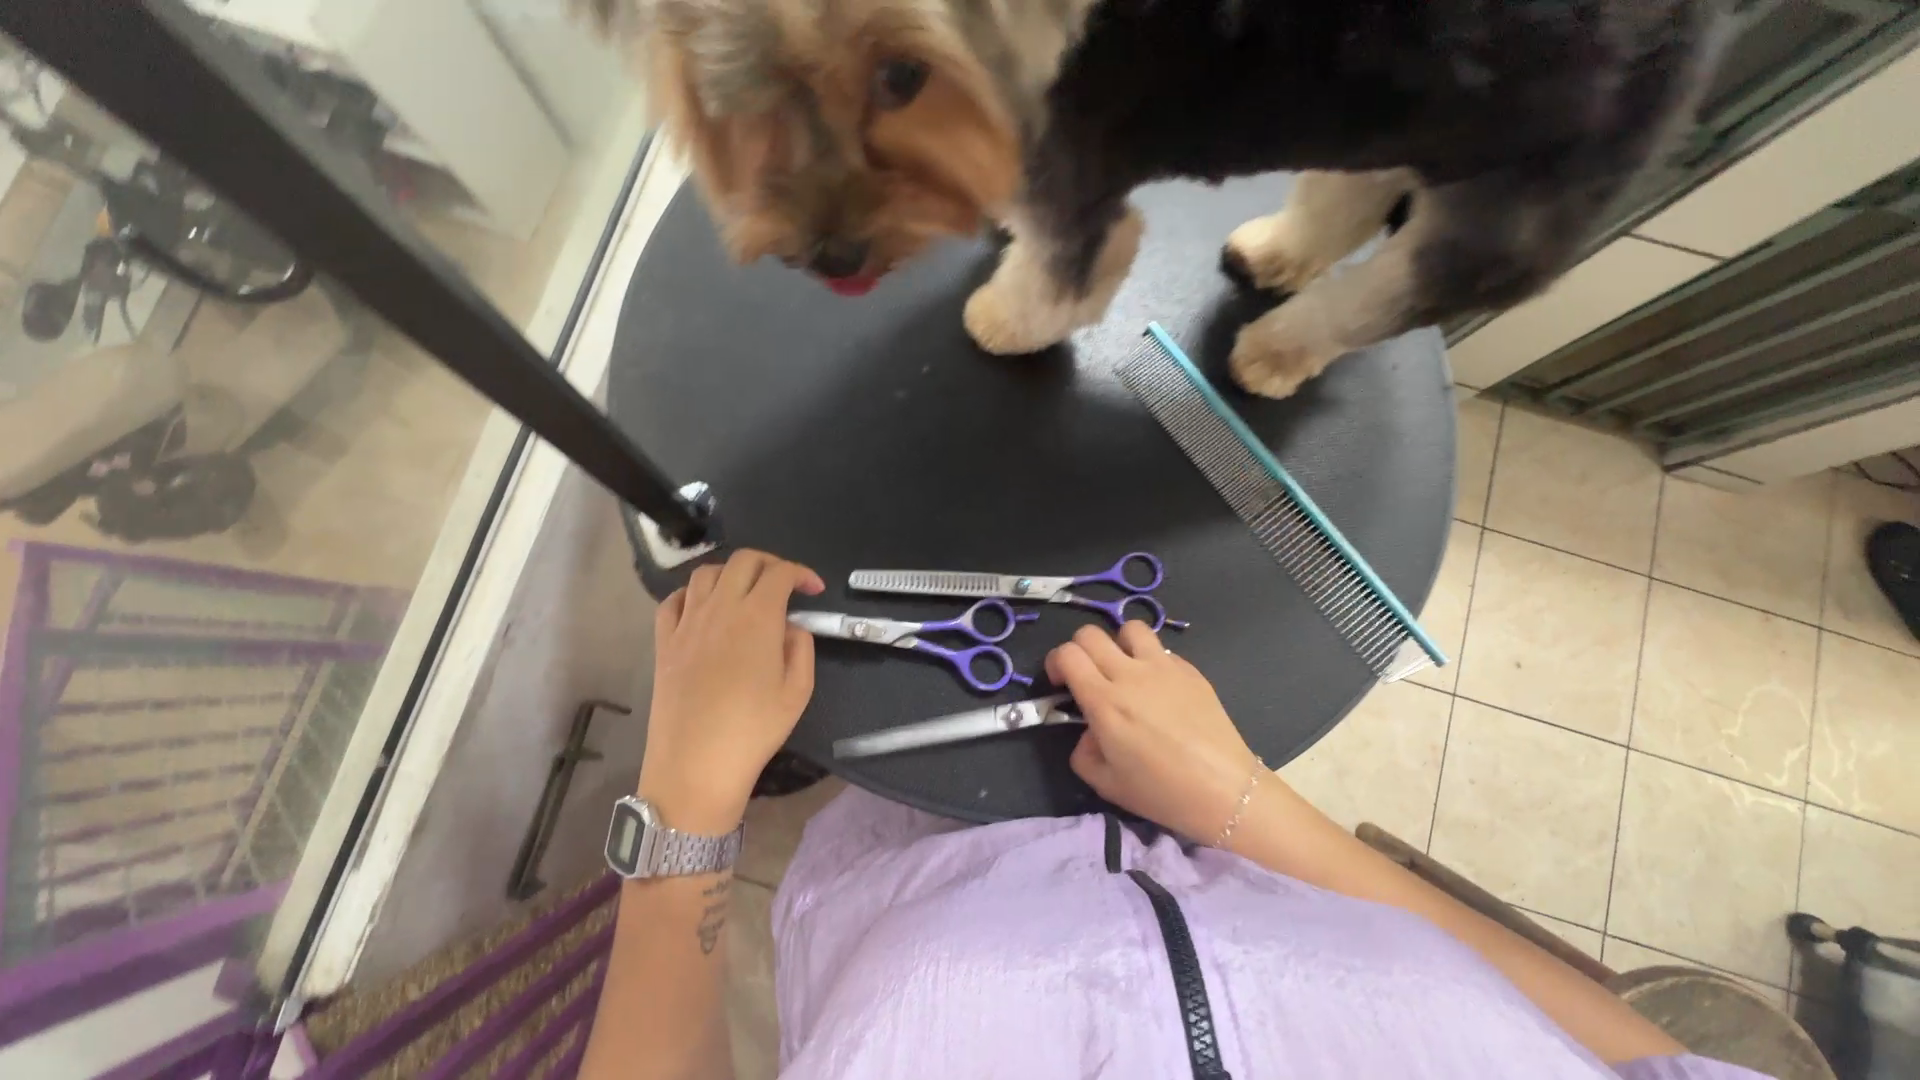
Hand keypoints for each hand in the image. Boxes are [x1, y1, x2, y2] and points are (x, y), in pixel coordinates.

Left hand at [639, 550, 824, 831]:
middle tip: (784, 584)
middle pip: (743, 561)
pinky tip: (703, 608)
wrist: (696, 764)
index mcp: (757, 616)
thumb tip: (791, 628)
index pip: (780, 573)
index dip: (801, 573)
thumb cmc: (754, 730)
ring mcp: (687, 623)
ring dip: (731, 573)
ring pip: (706, 573)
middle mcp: (720, 608)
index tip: (814, 589)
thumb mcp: (798, 691)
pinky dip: (691, 594)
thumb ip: (801, 649)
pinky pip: (673, 601)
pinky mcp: (664, 642)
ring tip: (744, 592)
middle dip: (769, 563)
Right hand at [1047, 623, 1262, 843]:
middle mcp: (1130, 675)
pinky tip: (1159, 689)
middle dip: (1079, 650)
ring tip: (1124, 669)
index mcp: (1104, 702)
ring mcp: (1164, 668)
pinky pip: (1162, 650)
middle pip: (1091, 633)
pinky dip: (1151, 661)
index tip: (1061, 683)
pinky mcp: (1190, 670)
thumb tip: (1089, 733)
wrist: (1225, 790)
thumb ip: (1084, 754)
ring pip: (1130, 628)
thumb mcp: (1108, 785)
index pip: (1067, 655)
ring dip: (1118, 644)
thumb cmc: (1162, 792)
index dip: (1056, 662)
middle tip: (1086, 675)